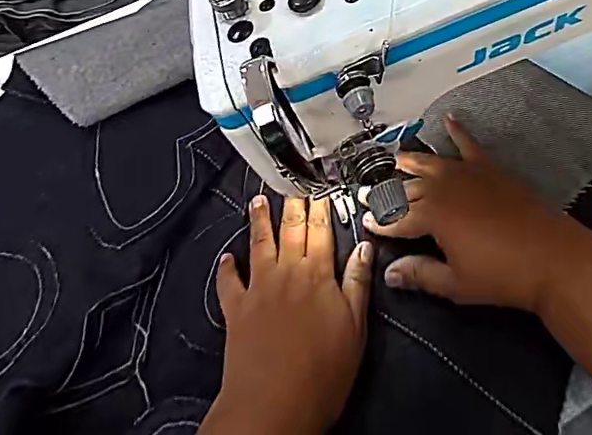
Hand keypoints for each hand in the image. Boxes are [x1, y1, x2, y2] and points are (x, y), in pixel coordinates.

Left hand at [203, 194, 373, 434]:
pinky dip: (226, 268)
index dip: (322, 207)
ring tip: (258, 201)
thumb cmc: (321, 373)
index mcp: (318, 276)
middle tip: (292, 181)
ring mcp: (259, 290)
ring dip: (259, 221)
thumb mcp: (354, 330)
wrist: (270, 409)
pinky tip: (225, 257)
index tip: (321, 187)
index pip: (322, 231)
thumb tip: (365, 247)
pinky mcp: (236, 311)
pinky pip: (229, 283)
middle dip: (293, 203)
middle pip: (291, 230)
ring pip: (260, 245)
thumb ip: (358, 283)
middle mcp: (288, 274)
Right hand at [362, 118, 591, 312]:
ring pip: (431, 162)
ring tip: (397, 158)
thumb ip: (420, 273)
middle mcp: (445, 187)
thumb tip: (391, 272)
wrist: (550, 255)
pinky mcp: (490, 168)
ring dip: (412, 160)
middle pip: (410, 187)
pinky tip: (450, 119)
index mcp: (433, 215)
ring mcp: (468, 173)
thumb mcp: (456, 284)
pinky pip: (469, 144)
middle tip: (372, 193)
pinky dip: (458, 131)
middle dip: (388, 191)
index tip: (367, 221)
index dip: (380, 221)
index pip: (398, 217)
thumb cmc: (502, 274)